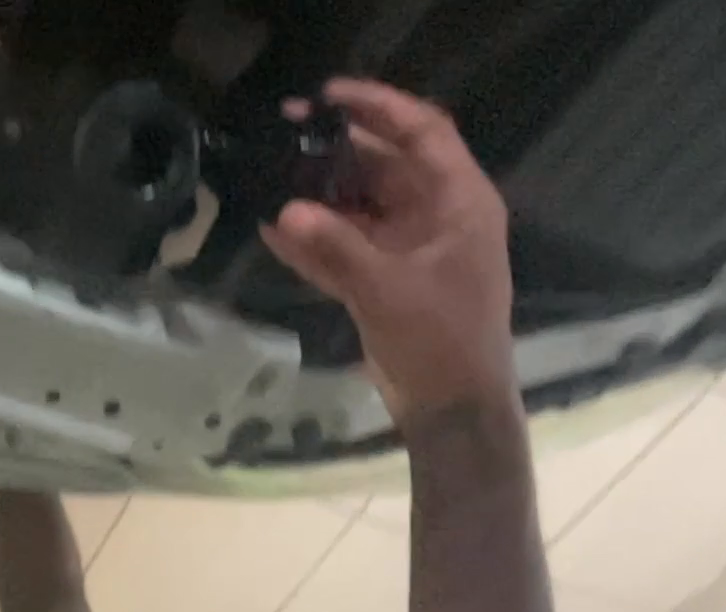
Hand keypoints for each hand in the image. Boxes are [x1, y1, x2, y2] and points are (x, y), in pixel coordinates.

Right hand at [260, 79, 516, 431]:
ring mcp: (404, 251)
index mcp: (457, 202)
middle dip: (334, 153)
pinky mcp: (380, 282)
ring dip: (316, 200)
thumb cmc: (439, 338)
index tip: (329, 96)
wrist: (449, 401)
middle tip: (284, 136)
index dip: (378, 107)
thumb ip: (336, 249)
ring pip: (356, 211)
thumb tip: (284, 212)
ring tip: (269, 179)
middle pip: (381, 169)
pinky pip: (342, 251)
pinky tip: (272, 231)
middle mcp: (432, 217)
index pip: (421, 134)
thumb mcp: (387, 289)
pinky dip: (311, 244)